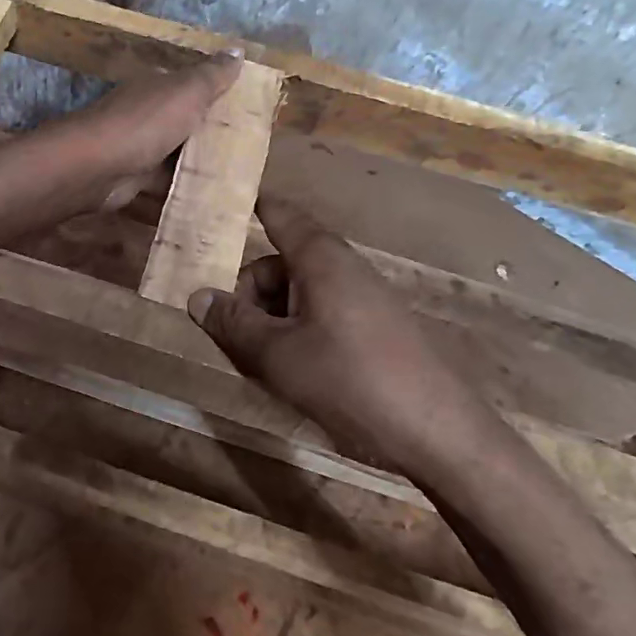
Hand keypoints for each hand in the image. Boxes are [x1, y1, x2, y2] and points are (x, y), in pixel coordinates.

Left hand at [29, 52, 243, 207]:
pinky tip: (214, 194)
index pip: (193, 84)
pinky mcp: (137, 178)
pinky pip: (169, 180)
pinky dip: (188, 186)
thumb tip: (238, 48)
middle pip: (188, 119)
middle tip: (254, 145)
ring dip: (203, 161)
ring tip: (242, 173)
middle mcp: (148, 112)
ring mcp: (141, 146)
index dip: (219, 92)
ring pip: (180, 152)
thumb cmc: (146, 122)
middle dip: (215, 130)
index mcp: (159, 86)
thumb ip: (213, 75)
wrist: (97, 167)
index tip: (251, 107)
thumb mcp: (188, 92)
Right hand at [185, 199, 502, 473]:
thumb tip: (198, 296)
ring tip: (263, 368)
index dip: (250, 207)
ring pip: (301, 295)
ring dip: (273, 321)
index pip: (279, 214)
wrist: (437, 429)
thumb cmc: (350, 379)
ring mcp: (364, 297)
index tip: (220, 211)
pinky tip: (297, 375)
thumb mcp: (279, 355)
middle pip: (282, 263)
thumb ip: (235, 323)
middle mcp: (344, 267)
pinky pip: (324, 315)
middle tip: (232, 339)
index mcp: (320, 257)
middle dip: (250, 294)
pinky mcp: (376, 328)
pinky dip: (299, 334)